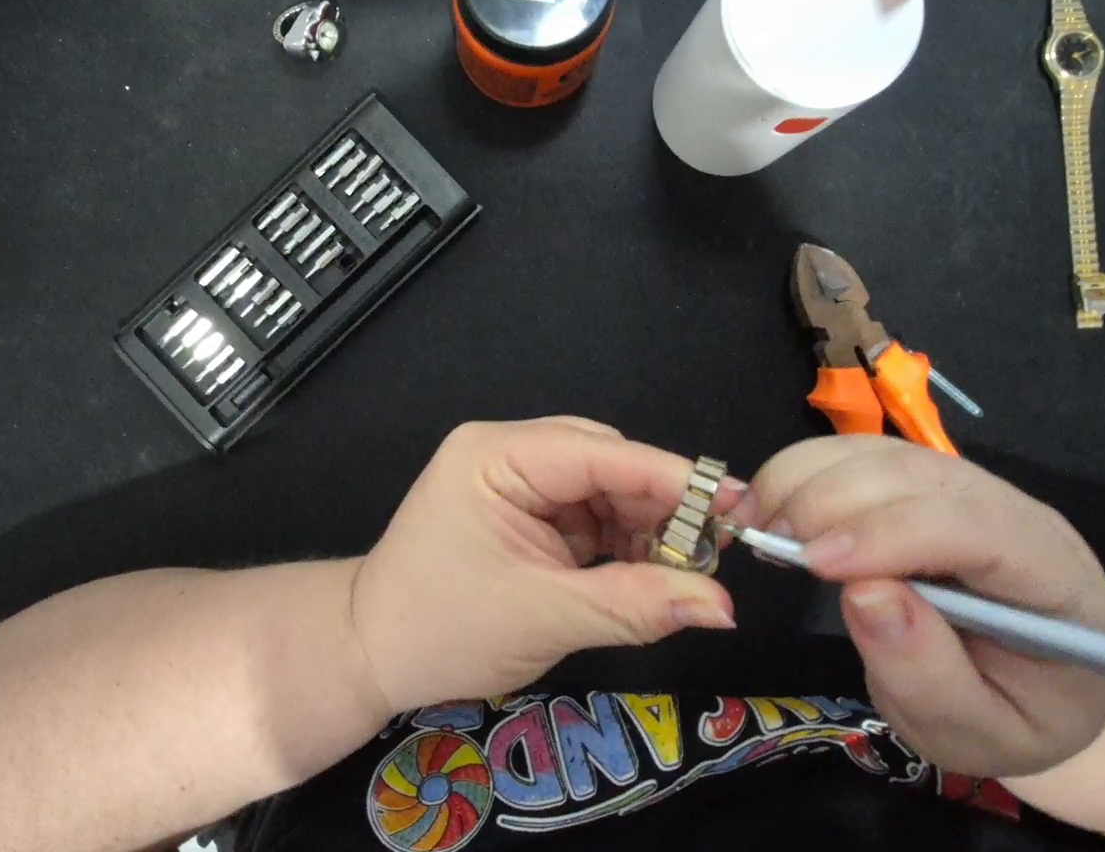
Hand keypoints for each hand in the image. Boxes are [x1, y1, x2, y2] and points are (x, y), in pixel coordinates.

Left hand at [350, 418, 744, 713]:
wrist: (370, 652)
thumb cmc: (442, 628)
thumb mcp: (544, 616)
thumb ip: (635, 605)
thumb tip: (723, 607)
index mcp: (495, 455)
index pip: (598, 453)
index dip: (670, 478)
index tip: (733, 504)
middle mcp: (504, 452)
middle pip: (603, 462)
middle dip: (657, 505)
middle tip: (711, 551)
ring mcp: (512, 479)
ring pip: (600, 488)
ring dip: (642, 526)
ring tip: (680, 569)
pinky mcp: (520, 509)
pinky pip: (585, 513)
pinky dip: (618, 541)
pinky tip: (643, 570)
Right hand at [750, 436, 1104, 776]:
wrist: (1023, 681)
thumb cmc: (1005, 711)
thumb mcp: (976, 731)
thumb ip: (927, 673)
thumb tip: (863, 593)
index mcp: (1051, 576)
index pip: (972, 528)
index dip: (888, 534)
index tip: (814, 565)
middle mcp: (1008, 509)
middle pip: (913, 474)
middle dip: (830, 500)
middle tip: (767, 545)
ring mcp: (957, 483)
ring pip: (875, 451)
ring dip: (803, 476)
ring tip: (756, 523)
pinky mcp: (911, 476)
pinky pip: (851, 451)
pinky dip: (799, 468)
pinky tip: (769, 505)